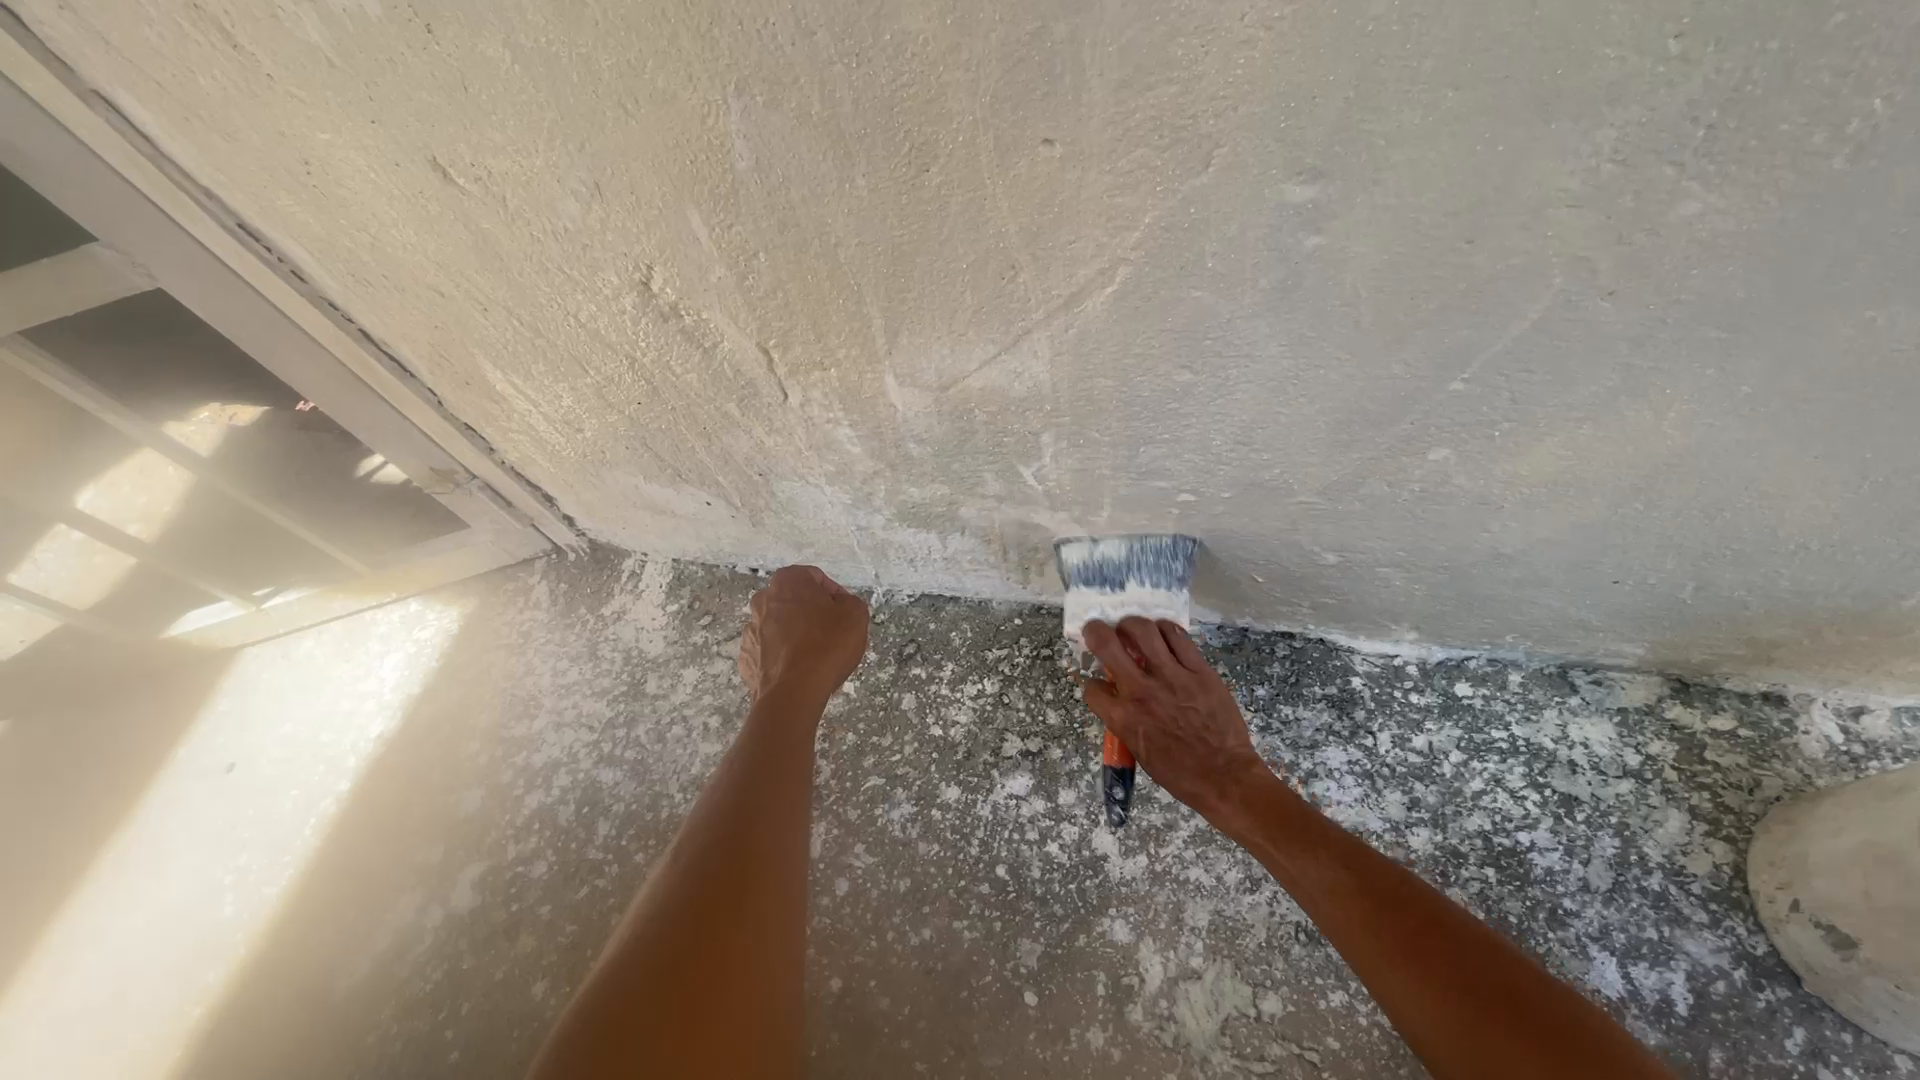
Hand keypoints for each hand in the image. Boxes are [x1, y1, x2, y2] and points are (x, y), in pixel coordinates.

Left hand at [738, 565, 869, 705]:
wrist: (794, 692)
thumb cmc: (827, 645)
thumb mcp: (856, 614)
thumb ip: (850, 602)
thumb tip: (840, 607)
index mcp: (787, 581)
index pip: (814, 577)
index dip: (834, 593)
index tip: (844, 612)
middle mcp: (763, 600)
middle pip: (794, 601)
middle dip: (812, 613)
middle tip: (832, 632)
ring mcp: (750, 630)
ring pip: (779, 627)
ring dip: (796, 635)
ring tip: (816, 655)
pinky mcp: (747, 658)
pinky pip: (770, 652)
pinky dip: (783, 657)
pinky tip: (799, 670)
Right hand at [1080, 618, 1273, 823]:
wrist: (1225, 777)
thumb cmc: (1179, 774)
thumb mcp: (1139, 751)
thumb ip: (1124, 721)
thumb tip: (1118, 700)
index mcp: (1123, 717)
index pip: (1092, 687)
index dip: (1093, 684)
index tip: (1101, 685)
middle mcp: (1142, 691)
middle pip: (1107, 644)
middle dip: (1095, 631)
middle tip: (1097, 629)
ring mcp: (1172, 677)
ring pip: (1143, 630)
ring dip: (1131, 624)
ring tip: (1132, 628)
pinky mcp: (1199, 670)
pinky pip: (1178, 637)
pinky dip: (1165, 629)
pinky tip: (1162, 633)